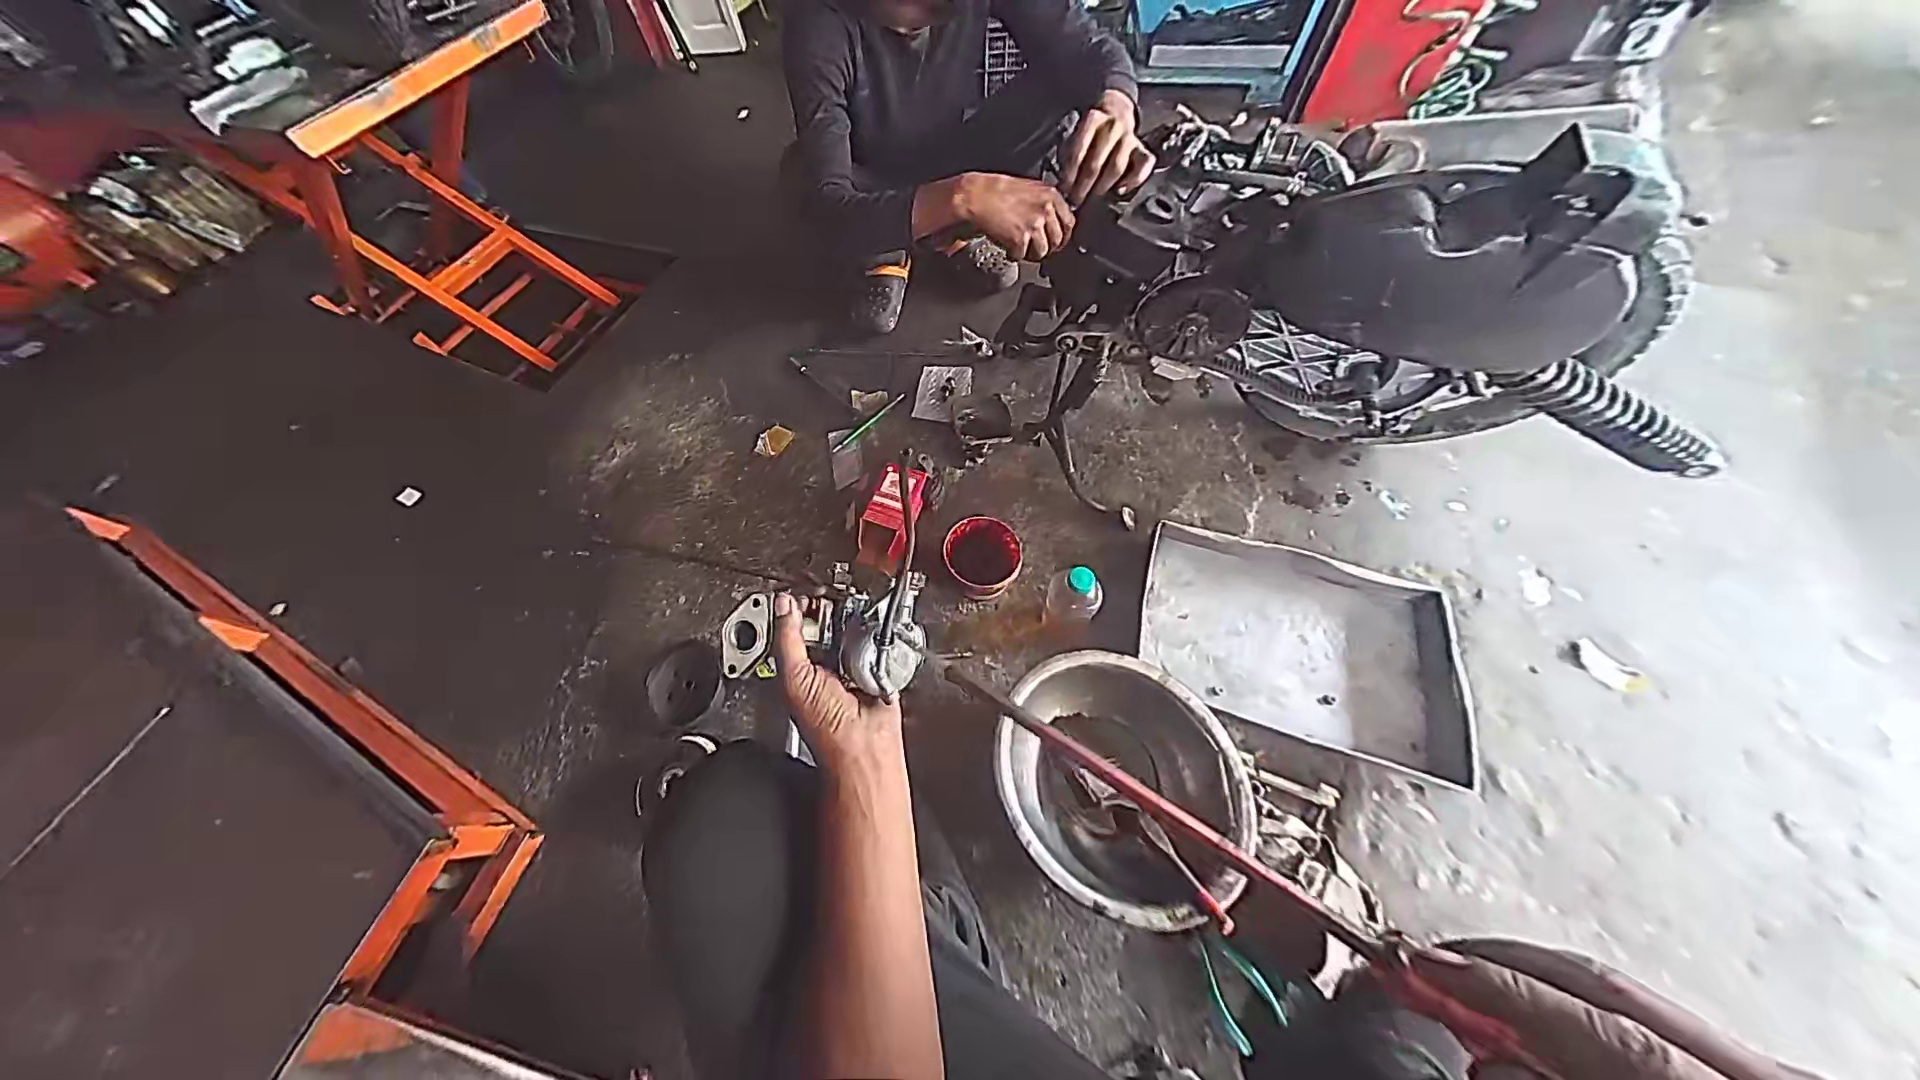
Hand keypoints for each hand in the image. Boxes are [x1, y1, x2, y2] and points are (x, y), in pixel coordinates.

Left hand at [772, 593, 903, 767]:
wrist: (865, 746)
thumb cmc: (828, 728)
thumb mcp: (795, 679)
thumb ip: (787, 640)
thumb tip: (782, 606)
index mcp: (798, 666)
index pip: (794, 626)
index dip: (796, 607)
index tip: (803, 594)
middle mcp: (825, 663)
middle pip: (825, 623)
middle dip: (827, 610)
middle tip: (829, 600)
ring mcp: (852, 664)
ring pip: (851, 629)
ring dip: (853, 622)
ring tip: (851, 619)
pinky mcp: (877, 666)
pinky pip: (876, 641)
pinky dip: (875, 635)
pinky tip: (870, 637)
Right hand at [951, 172, 1075, 260]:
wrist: (977, 197)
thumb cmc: (998, 192)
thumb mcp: (1031, 190)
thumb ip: (1047, 205)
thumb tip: (1055, 224)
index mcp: (1051, 195)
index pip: (1069, 223)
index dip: (1062, 237)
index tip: (1055, 243)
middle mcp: (1045, 209)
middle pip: (1057, 241)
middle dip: (1045, 247)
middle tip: (1033, 247)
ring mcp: (1034, 224)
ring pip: (1042, 252)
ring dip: (1030, 253)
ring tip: (1019, 246)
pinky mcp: (1020, 238)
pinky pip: (1022, 255)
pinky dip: (1014, 254)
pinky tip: (1007, 246)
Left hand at [1060, 90, 1155, 206]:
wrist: (1116, 113)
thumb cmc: (1090, 136)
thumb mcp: (1074, 139)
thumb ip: (1069, 158)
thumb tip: (1063, 188)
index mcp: (1092, 120)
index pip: (1078, 152)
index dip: (1070, 176)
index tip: (1065, 191)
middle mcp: (1113, 125)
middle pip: (1096, 163)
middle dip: (1083, 187)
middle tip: (1076, 201)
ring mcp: (1129, 137)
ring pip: (1117, 167)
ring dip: (1103, 187)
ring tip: (1093, 199)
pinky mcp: (1142, 149)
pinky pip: (1143, 165)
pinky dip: (1133, 180)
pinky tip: (1120, 191)